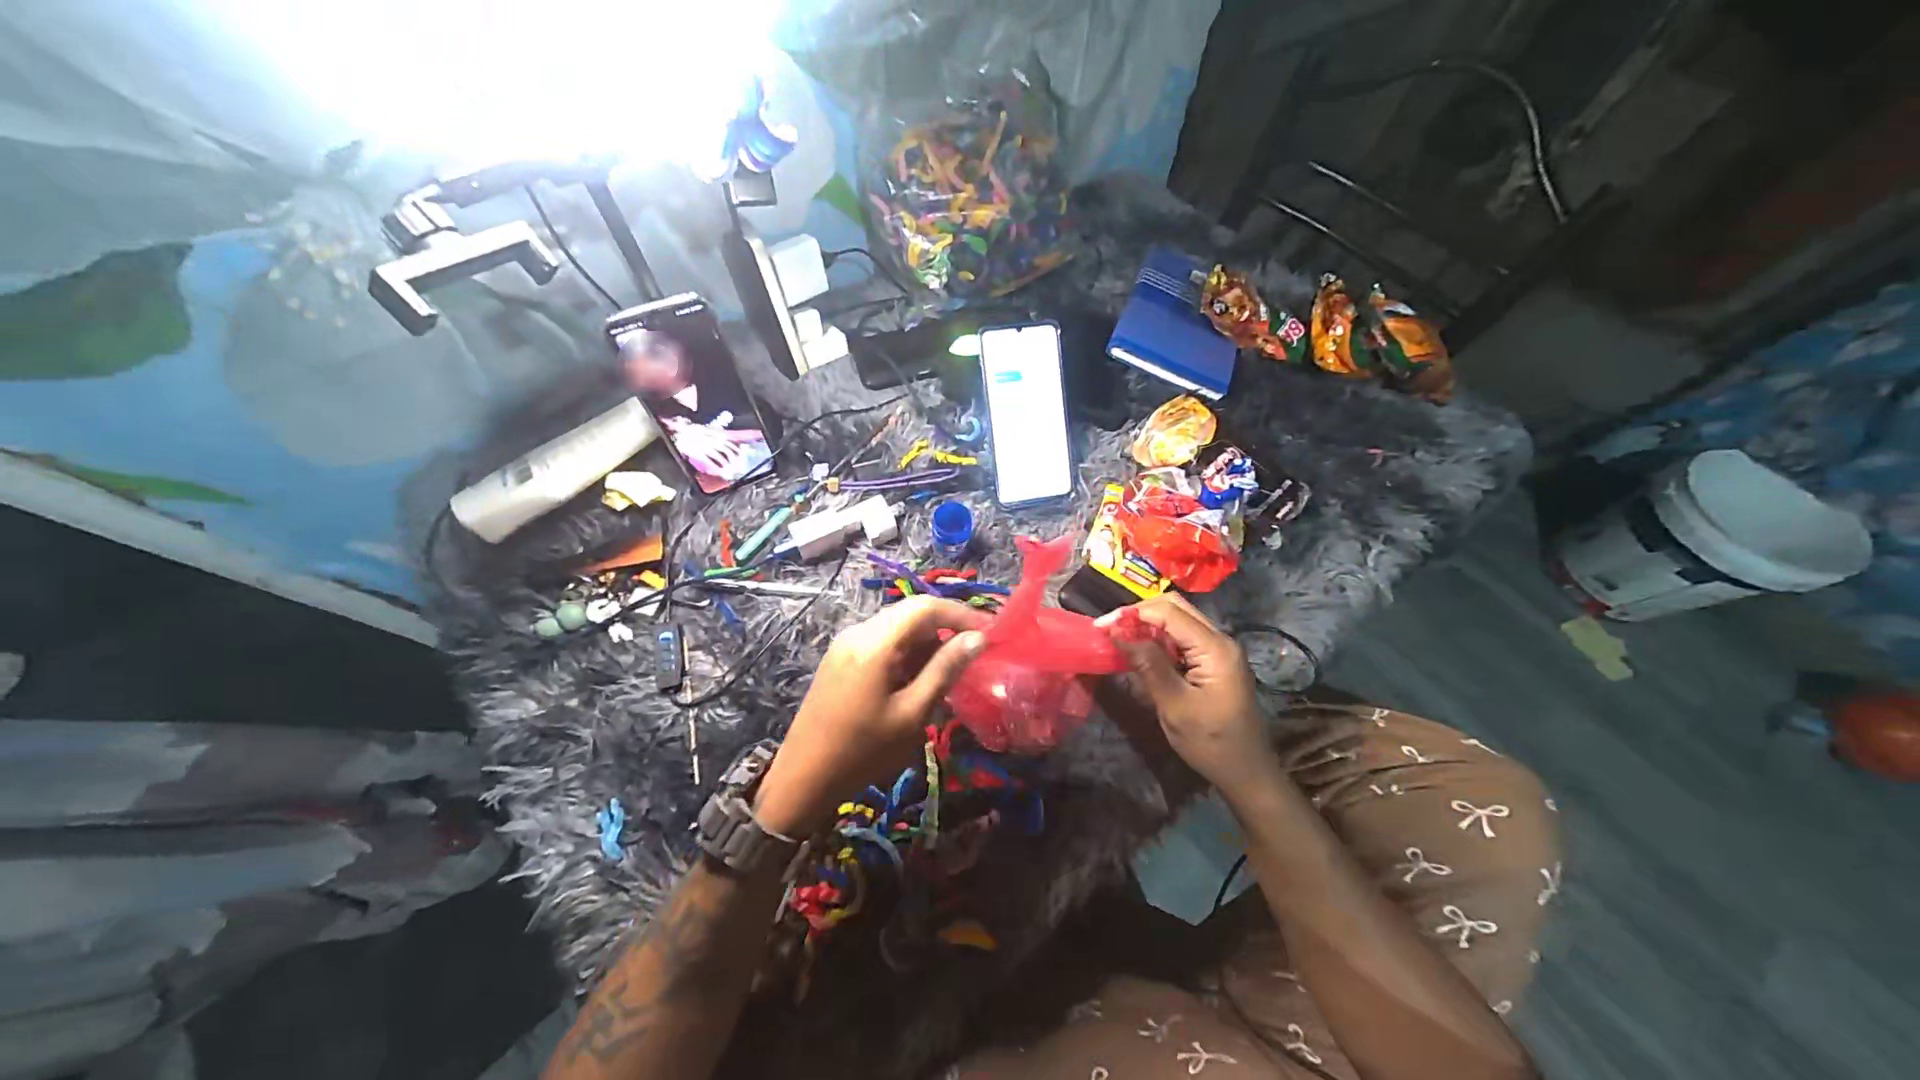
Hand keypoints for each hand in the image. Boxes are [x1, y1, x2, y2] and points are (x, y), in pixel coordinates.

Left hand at [754, 598, 989, 835]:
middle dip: (946, 630)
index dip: (961, 615)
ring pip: (898, 629)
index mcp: (875, 642)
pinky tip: (917, 683)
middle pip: (911, 614)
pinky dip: (907, 655)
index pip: (925, 607)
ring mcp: (846, 644)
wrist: (803, 777)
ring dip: (927, 644)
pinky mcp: (841, 659)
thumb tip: (978, 638)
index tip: (990, 634)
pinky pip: (882, 643)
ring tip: (947, 677)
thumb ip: (945, 670)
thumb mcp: (912, 714)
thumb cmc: (863, 750)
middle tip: (973, 658)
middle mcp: (858, 632)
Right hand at [1097, 595, 1275, 798]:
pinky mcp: (1215, 661)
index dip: (1132, 613)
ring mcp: (1219, 649)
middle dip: (1139, 613)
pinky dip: (1159, 639)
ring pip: (1179, 620)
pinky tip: (1141, 652)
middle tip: (1109, 629)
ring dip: (1148, 625)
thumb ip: (1148, 664)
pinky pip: (1183, 637)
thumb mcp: (1174, 705)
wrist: (1247, 772)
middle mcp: (1220, 640)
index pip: (1168, 612)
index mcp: (1215, 648)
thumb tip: (1118, 632)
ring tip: (1120, 639)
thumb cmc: (1211, 742)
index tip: (1101, 626)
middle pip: (1175, 608)